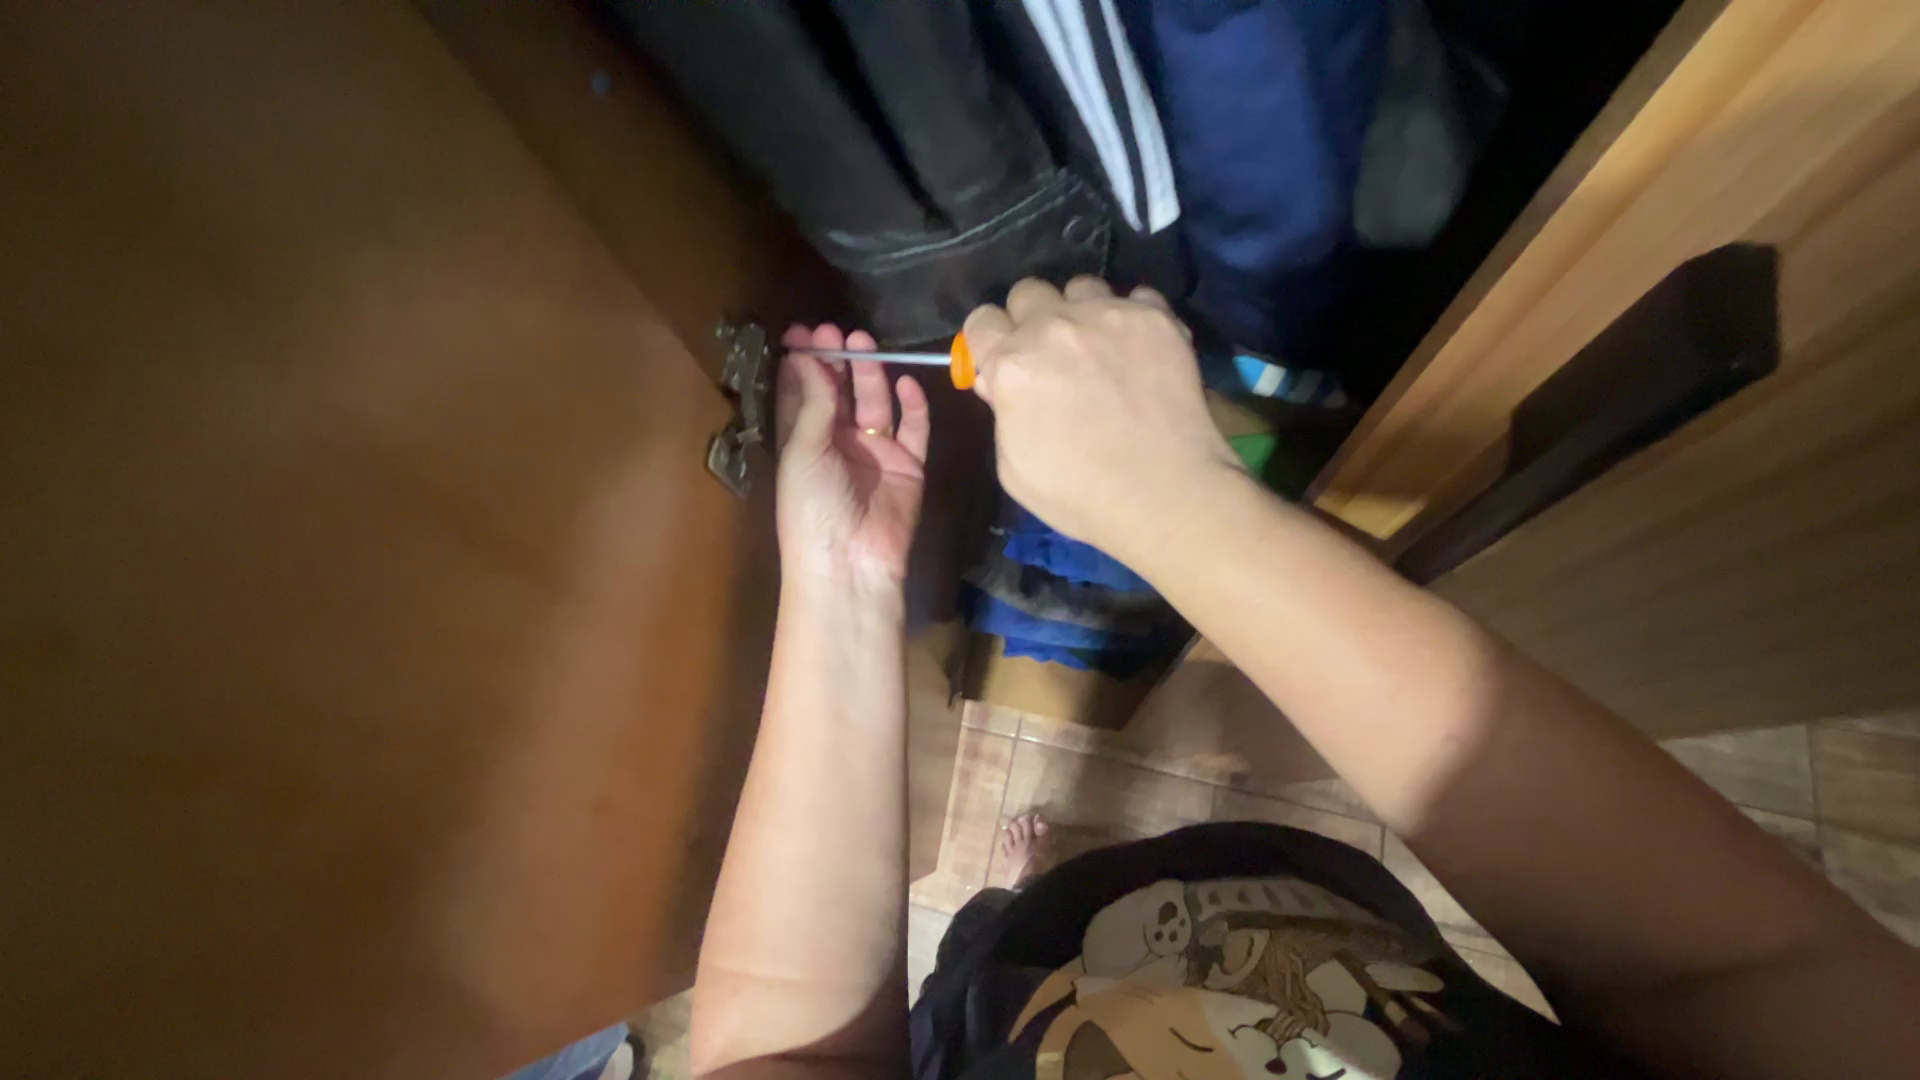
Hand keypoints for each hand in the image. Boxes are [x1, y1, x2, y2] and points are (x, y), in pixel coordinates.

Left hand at [775, 323, 930, 594]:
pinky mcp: (908, 465)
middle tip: (837, 331)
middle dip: (838, 361)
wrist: (850, 562)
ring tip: (865, 343)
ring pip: (875, 403)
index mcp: (803, 442)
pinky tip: (905, 383)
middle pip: (841, 392)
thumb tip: (811, 357)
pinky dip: (912, 406)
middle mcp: (838, 444)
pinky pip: (914, 429)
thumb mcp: (803, 451)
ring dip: (870, 374)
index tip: (805, 332)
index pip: (803, 393)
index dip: (804, 363)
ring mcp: (876, 453)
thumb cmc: (812, 507)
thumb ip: (815, 403)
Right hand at [963, 276, 1239, 562]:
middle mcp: (1054, 327)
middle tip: (1048, 355)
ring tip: (1097, 347)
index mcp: (1011, 364)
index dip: (987, 343)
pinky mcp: (1155, 318)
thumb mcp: (1012, 467)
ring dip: (1080, 312)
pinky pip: (1135, 296)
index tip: (999, 361)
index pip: (981, 320)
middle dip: (1029, 320)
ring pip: (1080, 287)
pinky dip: (1130, 318)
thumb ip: (1002, 412)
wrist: (1164, 493)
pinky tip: (1137, 350)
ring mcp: (1108, 316)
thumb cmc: (1078, 494)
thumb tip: (1002, 383)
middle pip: (1027, 292)